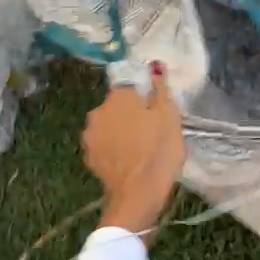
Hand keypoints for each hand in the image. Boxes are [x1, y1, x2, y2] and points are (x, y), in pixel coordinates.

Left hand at [83, 65, 185, 235]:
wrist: (138, 194)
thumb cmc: (160, 151)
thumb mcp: (170, 117)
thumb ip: (161, 89)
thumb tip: (155, 66)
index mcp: (119, 97)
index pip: (131, 86)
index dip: (145, 98)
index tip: (157, 112)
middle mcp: (98, 110)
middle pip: (117, 106)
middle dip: (130, 114)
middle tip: (151, 131)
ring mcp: (90, 134)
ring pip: (109, 125)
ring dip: (120, 131)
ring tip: (139, 147)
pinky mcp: (89, 156)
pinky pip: (104, 144)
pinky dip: (113, 148)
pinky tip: (128, 160)